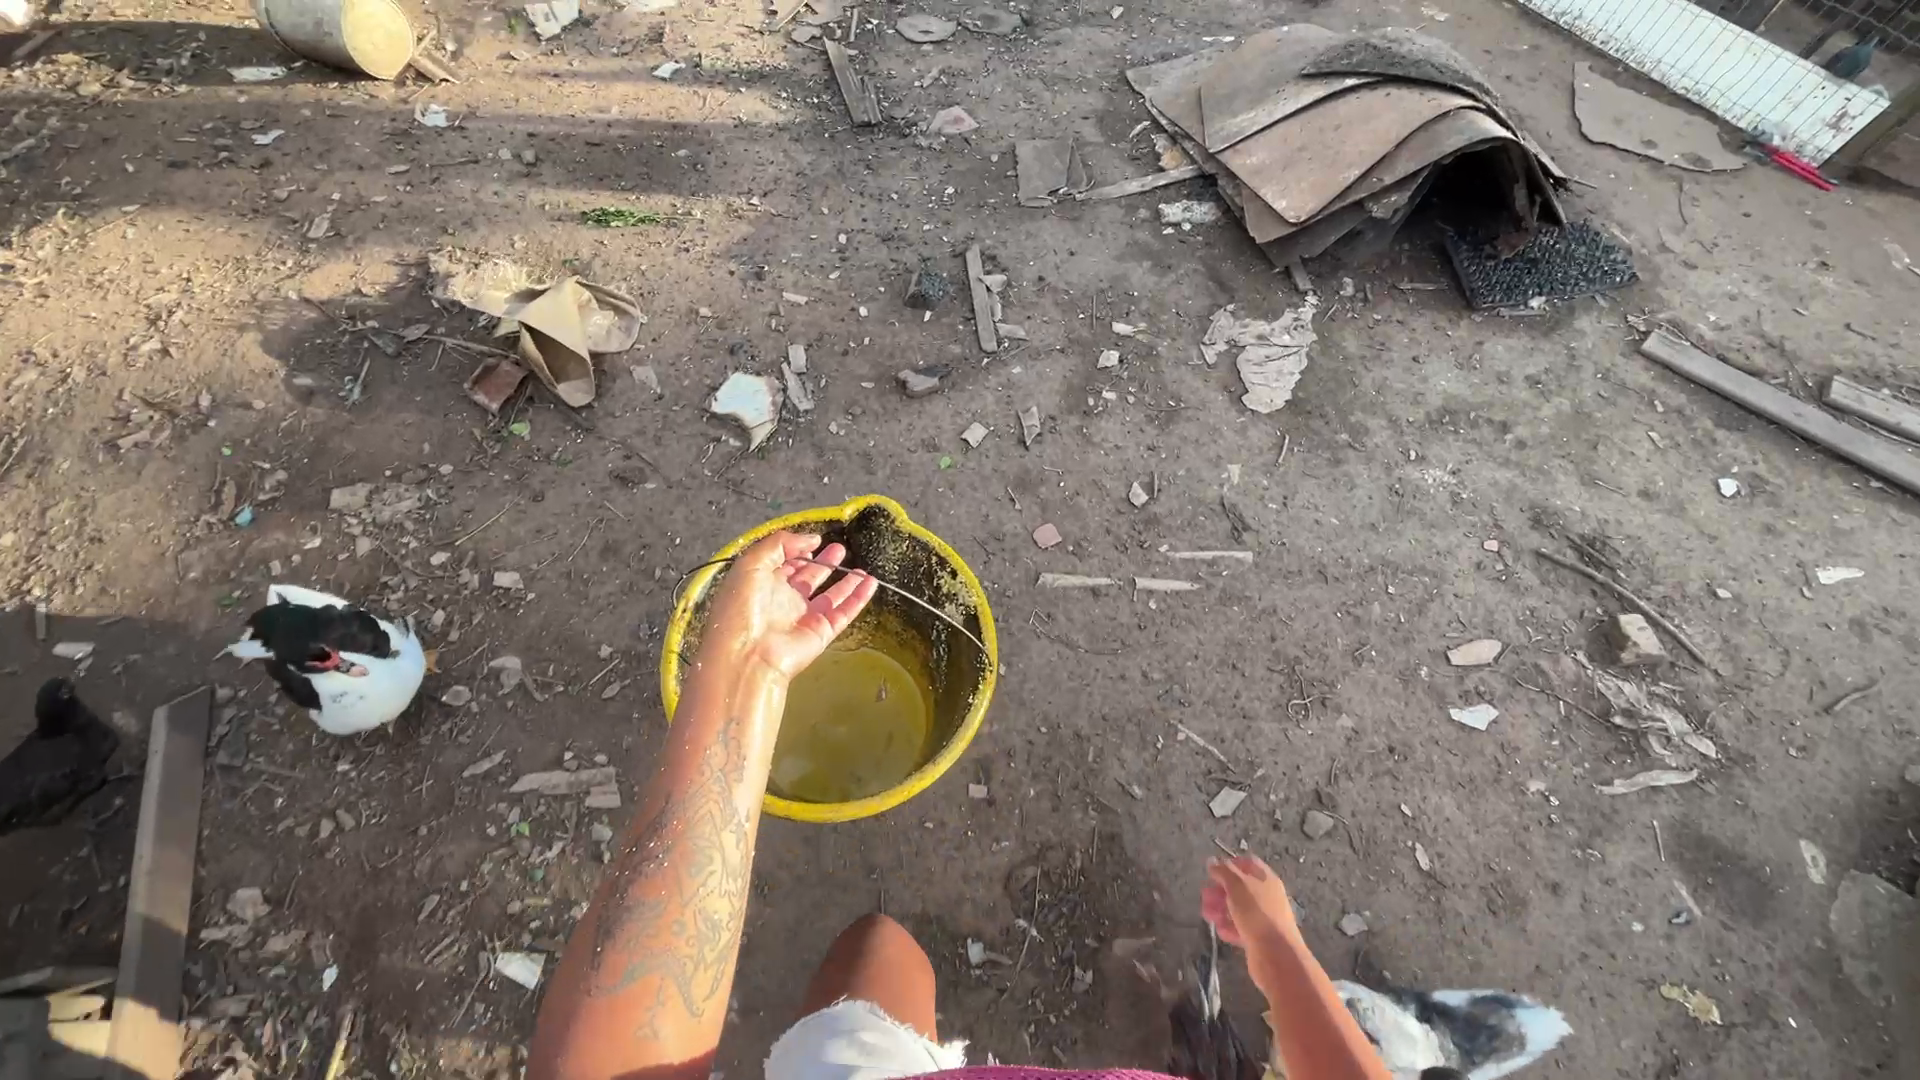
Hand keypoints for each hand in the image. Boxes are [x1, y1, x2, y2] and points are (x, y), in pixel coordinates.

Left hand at [697, 531, 878, 681]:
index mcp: (762, 584)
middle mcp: (783, 601)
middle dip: (823, 563)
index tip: (814, 541)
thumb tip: (812, 539)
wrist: (748, 656)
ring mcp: (803, 618)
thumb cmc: (743, 608)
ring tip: (859, 568)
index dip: (798, 551)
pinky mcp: (821, 632)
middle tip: (839, 549)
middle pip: (809, 578)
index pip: (784, 564)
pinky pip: (844, 612)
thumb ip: (780, 544)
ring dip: (845, 581)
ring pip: (830, 596)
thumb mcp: (752, 564)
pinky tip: (870, 582)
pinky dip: (858, 598)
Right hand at [1201, 855, 1298, 948]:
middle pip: (1237, 887)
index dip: (1229, 864)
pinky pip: (1238, 927)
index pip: (1246, 863)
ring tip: (1208, 916)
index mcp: (1265, 878)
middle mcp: (1265, 896)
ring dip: (1219, 909)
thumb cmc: (1257, 913)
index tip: (1213, 872)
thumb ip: (1223, 871)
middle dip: (1219, 890)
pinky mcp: (1257, 937)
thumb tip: (1212, 861)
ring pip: (1235, 908)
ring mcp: (1262, 918)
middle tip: (1206, 897)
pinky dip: (1228, 927)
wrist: (1277, 955)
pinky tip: (1221, 931)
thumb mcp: (1237, 885)